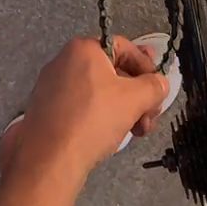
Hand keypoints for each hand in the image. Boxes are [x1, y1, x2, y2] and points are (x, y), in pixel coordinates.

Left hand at [6, 36, 171, 181]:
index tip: (157, 89)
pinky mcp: (46, 109)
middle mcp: (64, 60)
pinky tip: (108, 137)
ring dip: (122, 109)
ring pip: (97, 91)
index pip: (123, 47)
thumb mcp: (134, 99)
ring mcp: (52, 85)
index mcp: (83, 48)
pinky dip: (99, 117)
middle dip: (136, 95)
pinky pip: (80, 105)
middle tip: (149, 118)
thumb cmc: (93, 119)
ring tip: (134, 132)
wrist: (50, 159)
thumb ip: (154, 86)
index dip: (146, 66)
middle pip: (112, 71)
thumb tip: (160, 83)